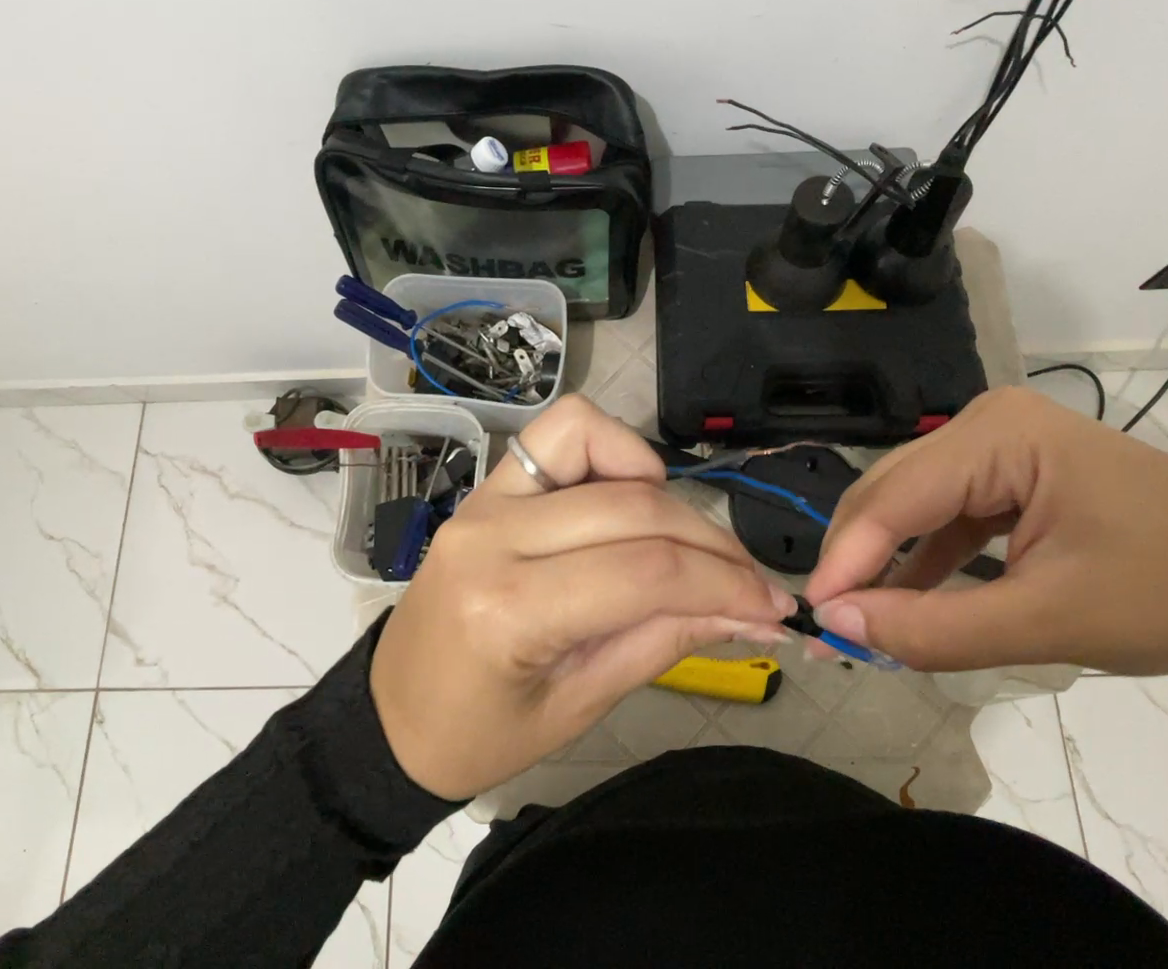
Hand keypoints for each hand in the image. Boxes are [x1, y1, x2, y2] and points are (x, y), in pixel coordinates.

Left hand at [371, 395, 796, 800]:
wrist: (393, 717)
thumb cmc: (480, 734)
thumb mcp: (579, 705)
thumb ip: (665, 642)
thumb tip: (751, 611)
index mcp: (510, 611)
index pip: (647, 572)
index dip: (726, 584)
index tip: (774, 606)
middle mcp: (494, 538)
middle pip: (636, 509)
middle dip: (713, 544)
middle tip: (749, 585)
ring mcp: (484, 502)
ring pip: (596, 444)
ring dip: (662, 488)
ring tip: (684, 541)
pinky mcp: (485, 489)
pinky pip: (558, 434)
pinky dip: (610, 450)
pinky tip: (630, 497)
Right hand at [804, 387, 1167, 678]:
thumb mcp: (1050, 621)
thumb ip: (933, 628)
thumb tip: (835, 627)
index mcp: (1000, 435)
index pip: (892, 498)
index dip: (844, 561)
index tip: (810, 623)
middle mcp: (986, 425)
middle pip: (889, 497)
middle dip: (856, 565)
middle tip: (829, 635)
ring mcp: (997, 450)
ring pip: (907, 511)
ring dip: (881, 569)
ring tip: (856, 629)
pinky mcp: (1008, 480)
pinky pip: (941, 522)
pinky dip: (919, 567)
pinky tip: (902, 607)